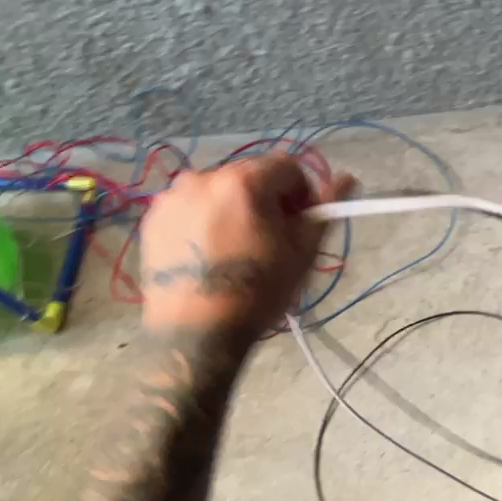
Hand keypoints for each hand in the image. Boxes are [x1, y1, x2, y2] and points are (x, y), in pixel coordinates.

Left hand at [137, 155, 354, 343]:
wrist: (197, 333)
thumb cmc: (258, 291)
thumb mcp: (302, 252)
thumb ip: (324, 210)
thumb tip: (348, 178)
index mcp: (244, 182)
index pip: (287, 167)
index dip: (302, 194)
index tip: (301, 224)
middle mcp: (202, 177)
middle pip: (250, 176)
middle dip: (267, 201)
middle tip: (272, 240)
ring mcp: (171, 198)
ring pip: (219, 192)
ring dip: (235, 210)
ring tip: (238, 250)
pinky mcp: (152, 220)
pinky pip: (191, 209)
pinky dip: (205, 222)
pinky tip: (211, 255)